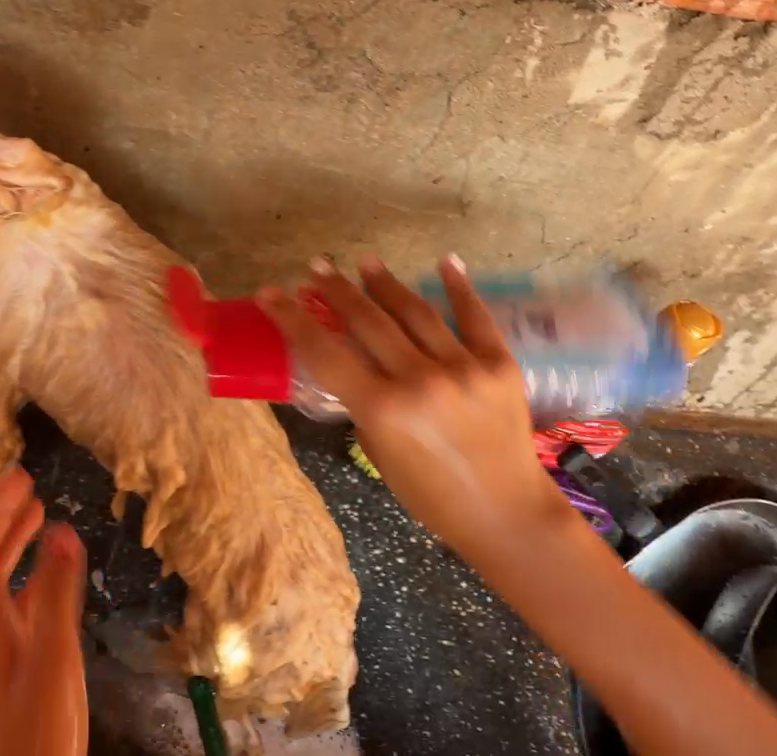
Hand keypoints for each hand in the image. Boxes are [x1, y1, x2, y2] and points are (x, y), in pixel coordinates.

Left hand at [0, 467, 88, 755]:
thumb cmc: (38, 729)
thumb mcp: (53, 658)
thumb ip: (57, 594)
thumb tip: (62, 531)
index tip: (20, 476)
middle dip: (1, 518)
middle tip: (27, 484)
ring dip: (13, 543)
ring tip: (39, 514)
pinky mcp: (8, 664)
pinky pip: (13, 603)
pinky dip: (29, 575)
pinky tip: (50, 573)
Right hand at [257, 255, 573, 558]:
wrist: (506, 514)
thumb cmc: (432, 495)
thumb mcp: (380, 453)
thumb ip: (364, 403)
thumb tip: (356, 364)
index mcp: (382, 409)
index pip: (324, 352)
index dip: (292, 318)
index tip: (271, 292)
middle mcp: (419, 380)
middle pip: (368, 321)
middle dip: (337, 290)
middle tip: (318, 266)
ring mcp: (463, 368)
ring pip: (415, 311)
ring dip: (385, 283)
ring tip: (366, 262)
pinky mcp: (499, 364)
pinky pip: (476, 317)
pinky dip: (460, 287)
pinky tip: (447, 261)